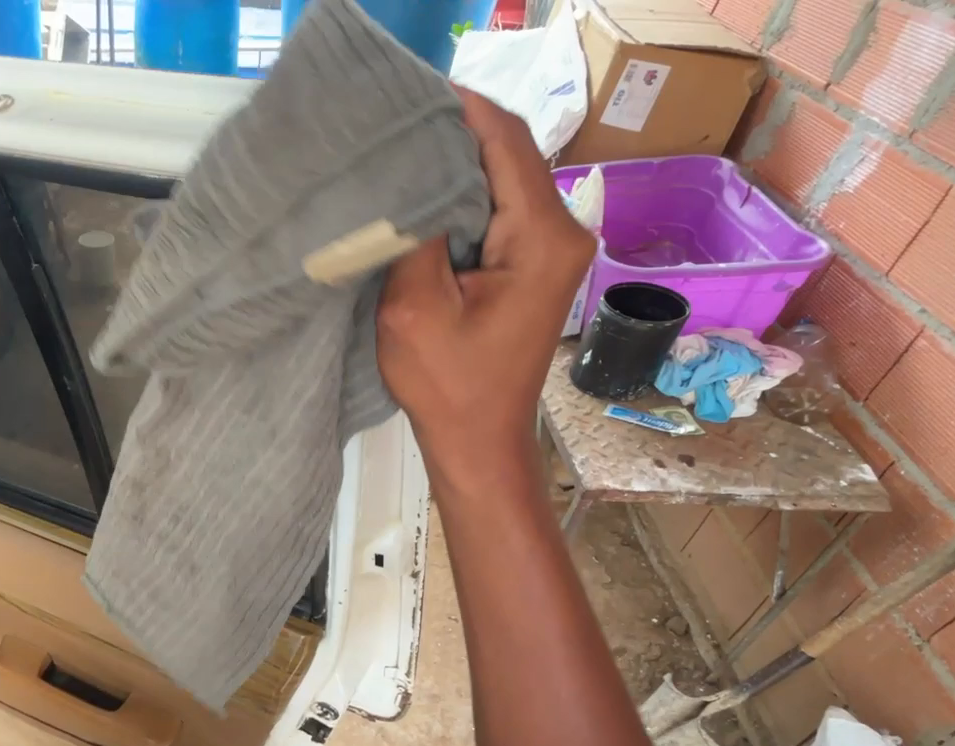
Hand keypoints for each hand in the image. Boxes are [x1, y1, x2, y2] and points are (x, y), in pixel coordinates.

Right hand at [377, 90, 594, 495]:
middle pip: (509, 156)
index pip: (506, 144)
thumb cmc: (447, 385)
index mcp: (542, 237)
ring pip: (502, 182)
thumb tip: (405, 180)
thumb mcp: (413, 309)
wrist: (477, 441)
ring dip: (455, 167)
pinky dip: (461, 199)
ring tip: (399, 154)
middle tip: (392, 125)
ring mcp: (552, 249)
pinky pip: (498, 212)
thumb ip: (413, 235)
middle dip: (454, 135)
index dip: (460, 110)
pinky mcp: (534, 266)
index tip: (408, 95)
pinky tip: (421, 198)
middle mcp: (562, 232)